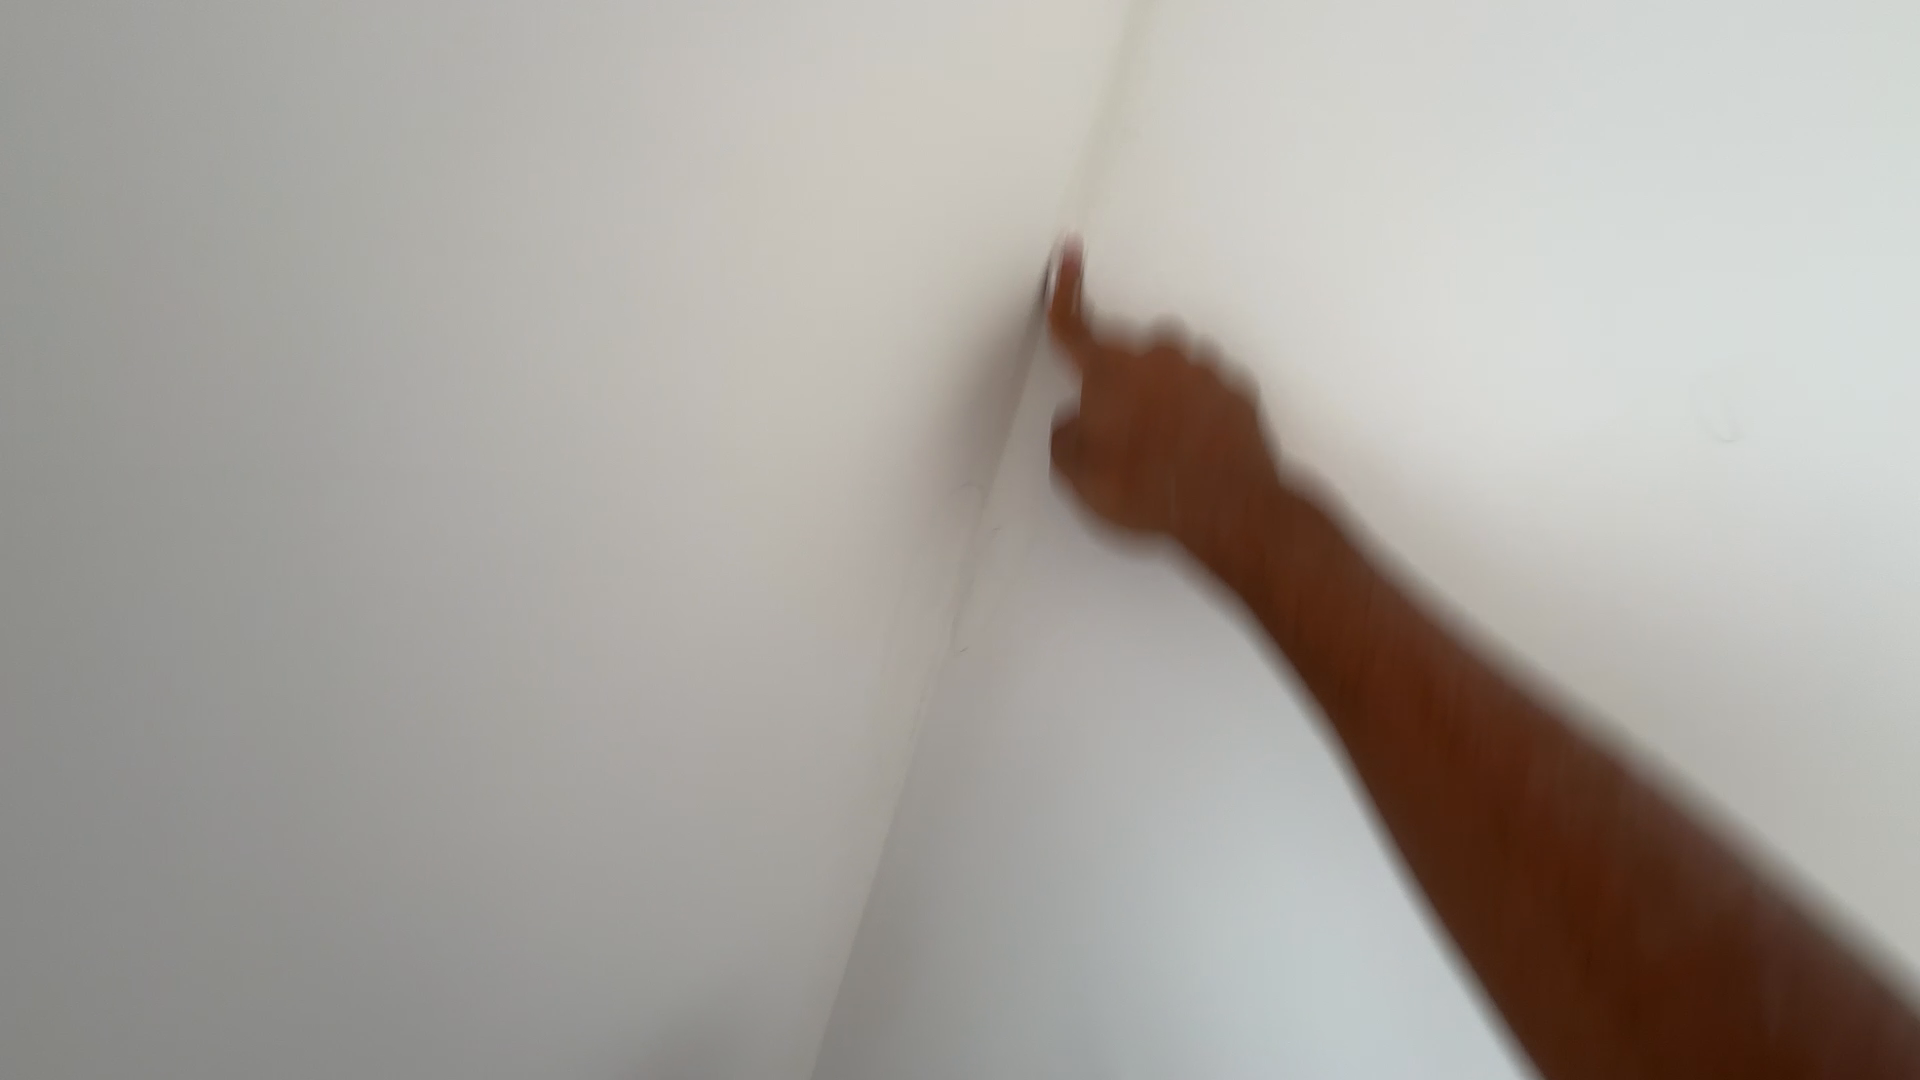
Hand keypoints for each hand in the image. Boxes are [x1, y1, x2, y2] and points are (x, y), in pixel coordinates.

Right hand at [1047, 243, 1281, 548]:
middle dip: (1116, 391)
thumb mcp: (1076, 476)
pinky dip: (1190, 415)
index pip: (1074, 324)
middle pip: (1123, 360)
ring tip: (1159, 454)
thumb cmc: (1148, 490)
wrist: (1230, 510)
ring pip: (1165, 376)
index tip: (1069, 254)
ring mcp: (1202, 369)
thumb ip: (1065, 437)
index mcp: (1110, 370)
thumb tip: (1077, 423)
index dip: (1064, 291)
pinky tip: (1188, 452)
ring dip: (1156, 404)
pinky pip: (1200, 394)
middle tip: (1118, 441)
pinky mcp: (1235, 389)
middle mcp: (1158, 357)